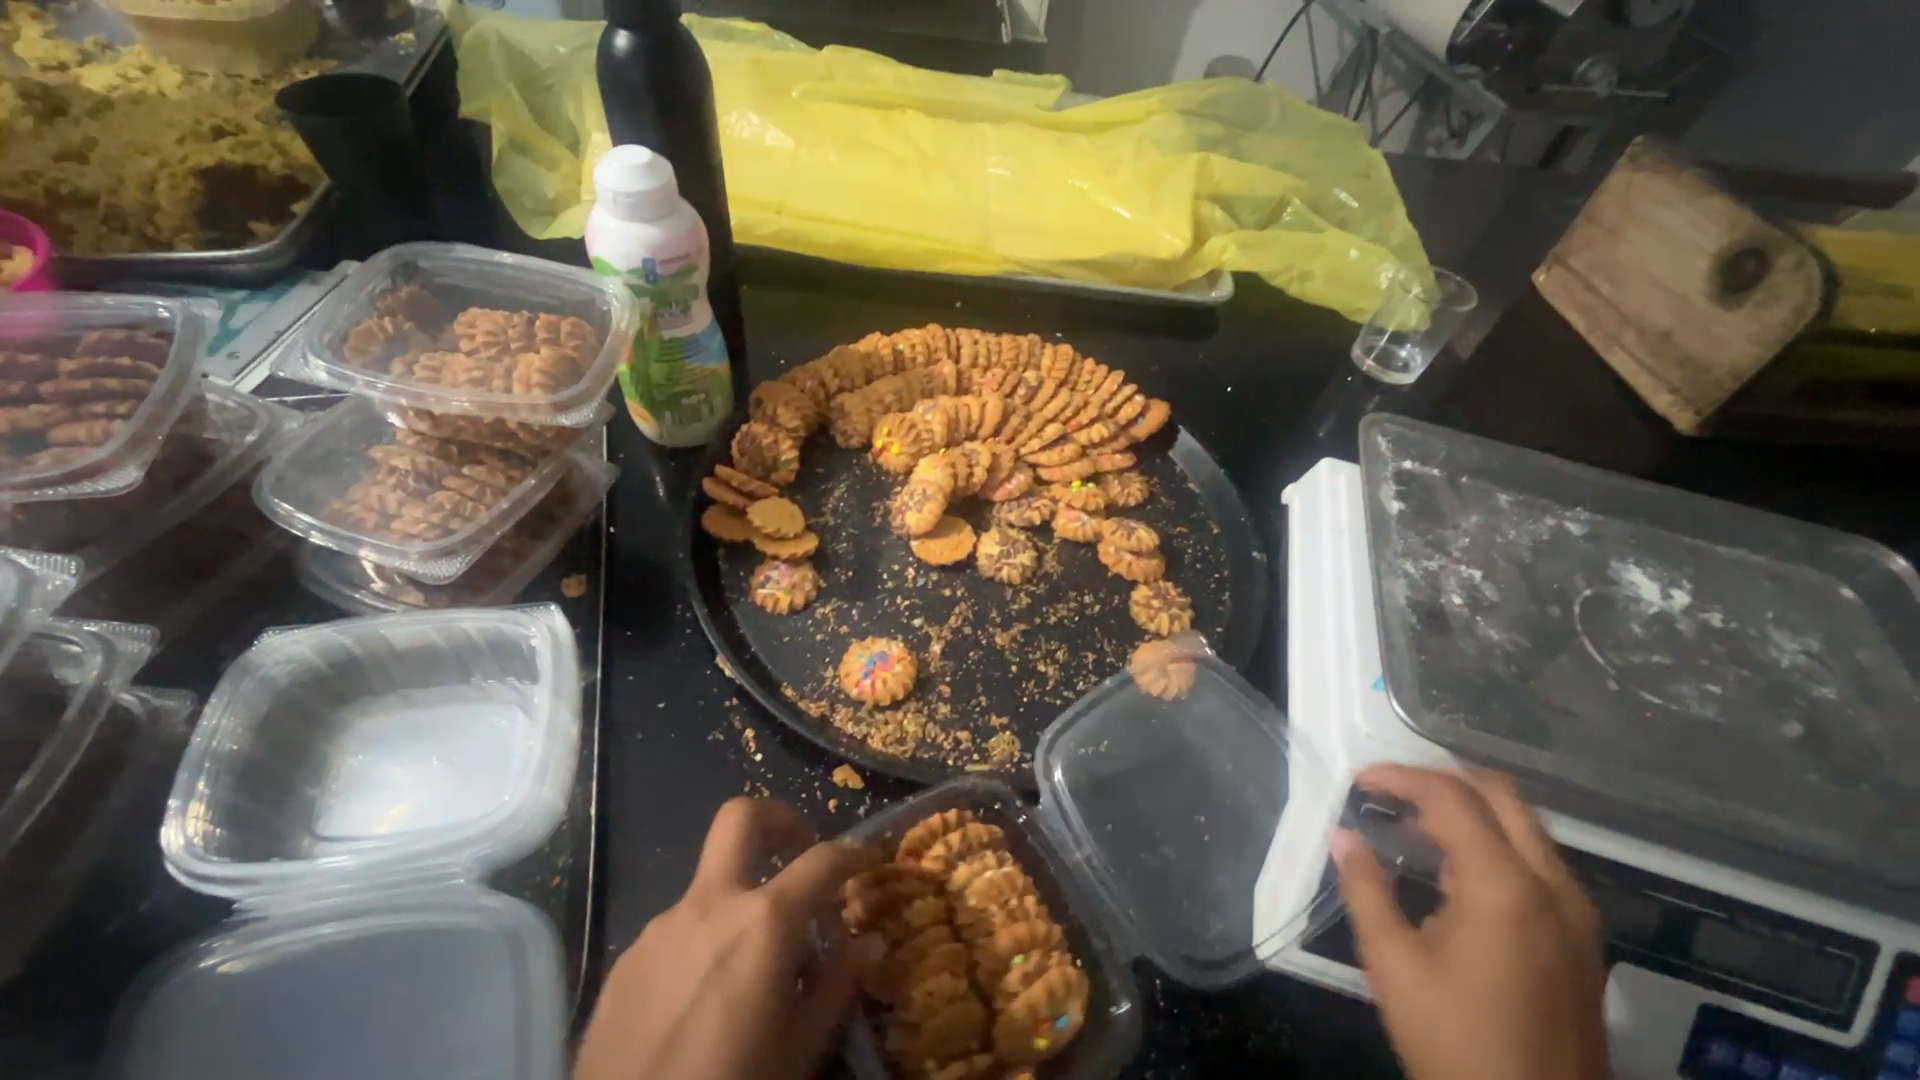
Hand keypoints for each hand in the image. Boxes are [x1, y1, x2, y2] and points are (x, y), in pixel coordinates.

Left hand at [575, 798, 883, 1079]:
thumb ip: (837, 984)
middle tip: (799, 848)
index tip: (867, 859)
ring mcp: (661, 927)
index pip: (822, 860)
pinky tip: (703, 997)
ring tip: (752, 965)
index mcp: (764, 922)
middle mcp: (710, 905)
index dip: (852, 853)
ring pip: (709, 885)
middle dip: (778, 818)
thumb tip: (870, 943)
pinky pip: (678, 930)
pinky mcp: (627, 958)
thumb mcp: (801, 1046)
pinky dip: (704, 942)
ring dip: (738, 902)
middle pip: (740, 818)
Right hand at [1334, 766, 1610, 1079]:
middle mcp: (1553, 884)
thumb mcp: (1393, 965)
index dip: (1400, 778)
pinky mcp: (1582, 936)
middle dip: (1440, 778)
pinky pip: (1539, 859)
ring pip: (1526, 824)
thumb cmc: (1456, 1042)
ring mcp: (1576, 911)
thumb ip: (1366, 889)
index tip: (1358, 781)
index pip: (1450, 798)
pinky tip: (1454, 867)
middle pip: (1501, 795)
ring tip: (1412, 823)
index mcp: (1504, 886)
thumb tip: (1343, 837)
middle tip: (1389, 790)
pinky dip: (1494, 840)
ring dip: (1469, 808)